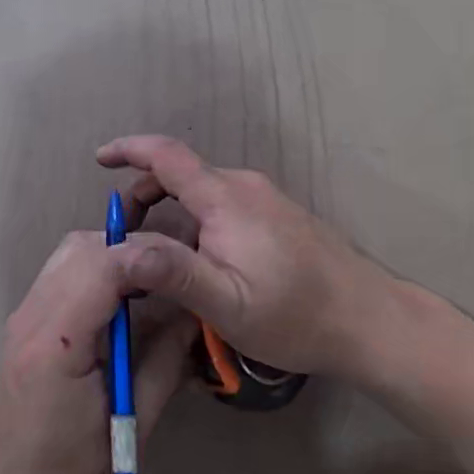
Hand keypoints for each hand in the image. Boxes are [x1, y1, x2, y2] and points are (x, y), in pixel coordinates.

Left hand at [0, 232, 196, 473]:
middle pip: (80, 249)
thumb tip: (197, 315)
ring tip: (152, 284)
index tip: (185, 265)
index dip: (144, 258)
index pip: (100, 270)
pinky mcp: (24, 321)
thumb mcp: (130, 427)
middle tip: (173, 273)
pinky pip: (61, 272)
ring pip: (68, 254)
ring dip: (111, 256)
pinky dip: (95, 269)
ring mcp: (21, 315)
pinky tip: (122, 297)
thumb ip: (164, 364)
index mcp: (55, 345)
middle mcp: (30, 317)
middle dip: (130, 250)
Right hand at [97, 135, 412, 385]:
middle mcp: (245, 186)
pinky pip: (223, 204)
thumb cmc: (296, 315)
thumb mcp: (227, 304)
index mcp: (226, 199)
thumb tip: (120, 250)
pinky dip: (195, 220)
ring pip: (202, 191)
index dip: (129, 150)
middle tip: (125, 237)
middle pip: (181, 173)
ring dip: (170, 211)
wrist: (374, 322)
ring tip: (159, 257)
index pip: (167, 156)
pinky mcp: (279, 215)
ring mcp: (266, 199)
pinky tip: (201, 260)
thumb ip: (173, 273)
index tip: (100, 158)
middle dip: (144, 195)